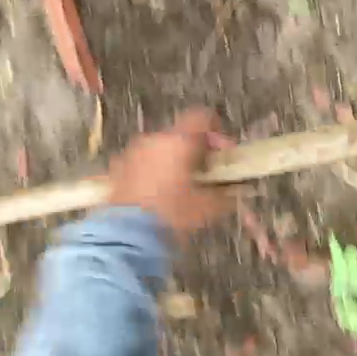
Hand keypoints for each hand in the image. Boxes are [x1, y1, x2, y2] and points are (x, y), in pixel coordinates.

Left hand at [104, 108, 231, 240]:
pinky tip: (154, 195)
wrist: (124, 239)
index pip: (204, 117)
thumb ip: (227, 194)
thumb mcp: (207, 209)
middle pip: (181, 133)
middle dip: (194, 150)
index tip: (223, 152)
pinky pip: (141, 162)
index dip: (217, 130)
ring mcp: (133, 152)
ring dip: (171, 160)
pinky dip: (151, 171)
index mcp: (180, 140)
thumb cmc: (171, 216)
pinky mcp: (117, 169)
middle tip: (203, 174)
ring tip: (177, 187)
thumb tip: (239, 190)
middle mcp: (155, 139)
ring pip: (160, 147)